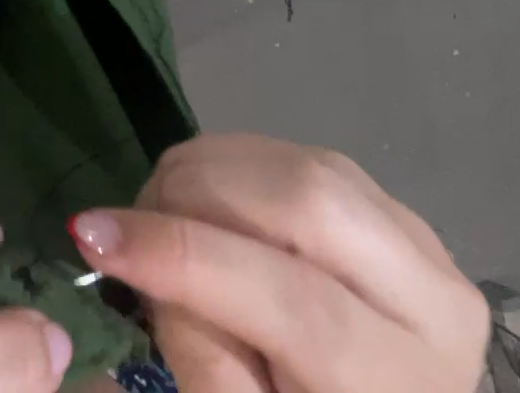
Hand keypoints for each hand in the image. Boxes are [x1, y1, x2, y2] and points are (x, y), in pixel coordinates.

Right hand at [69, 134, 487, 392]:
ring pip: (289, 160)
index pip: (291, 302)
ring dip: (199, 172)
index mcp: (395, 378)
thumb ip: (195, 350)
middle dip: (191, 195)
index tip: (88, 235)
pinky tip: (202, 203)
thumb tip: (129, 254)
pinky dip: (219, 162)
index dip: (180, 257)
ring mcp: (412, 232)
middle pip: (303, 201)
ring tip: (162, 218)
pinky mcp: (378, 195)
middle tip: (130, 223)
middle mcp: (430, 295)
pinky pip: (284, 149)